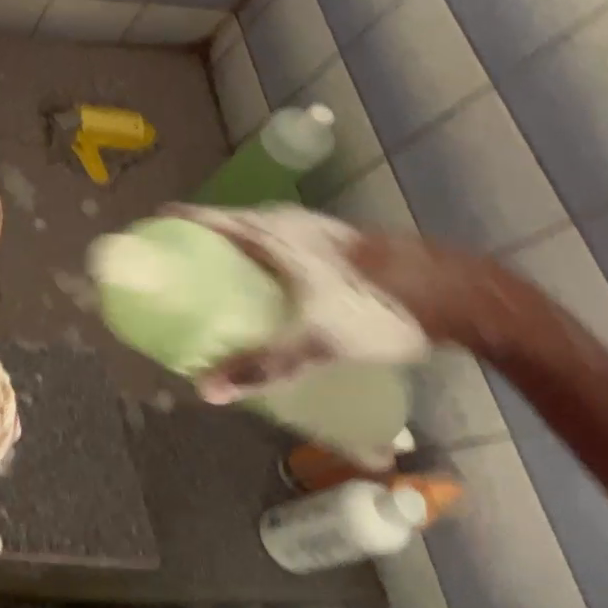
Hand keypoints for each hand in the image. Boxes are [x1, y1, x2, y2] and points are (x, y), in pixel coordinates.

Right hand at [160, 203, 507, 402]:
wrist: (462, 295)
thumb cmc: (380, 309)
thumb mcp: (319, 343)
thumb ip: (264, 365)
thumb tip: (207, 390)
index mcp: (272, 234)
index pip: (206, 217)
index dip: (173, 222)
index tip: (146, 233)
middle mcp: (289, 223)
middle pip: (228, 223)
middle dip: (199, 240)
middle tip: (177, 266)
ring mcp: (317, 230)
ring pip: (258, 232)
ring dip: (233, 249)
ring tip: (216, 278)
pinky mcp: (340, 244)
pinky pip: (281, 242)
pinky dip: (261, 257)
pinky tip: (271, 287)